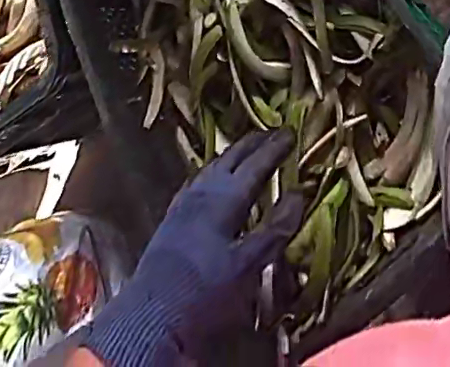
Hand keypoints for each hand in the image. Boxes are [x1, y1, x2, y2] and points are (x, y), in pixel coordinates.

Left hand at [82, 131, 304, 366]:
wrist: (150, 319)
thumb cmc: (205, 291)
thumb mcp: (248, 265)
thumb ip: (275, 228)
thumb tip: (299, 193)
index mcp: (226, 196)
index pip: (257, 164)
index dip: (275, 148)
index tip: (291, 132)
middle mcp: (205, 190)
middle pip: (233, 157)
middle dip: (255, 143)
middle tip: (273, 133)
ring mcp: (185, 202)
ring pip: (213, 165)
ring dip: (234, 154)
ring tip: (247, 150)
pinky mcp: (172, 217)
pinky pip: (197, 181)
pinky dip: (213, 171)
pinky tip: (211, 178)